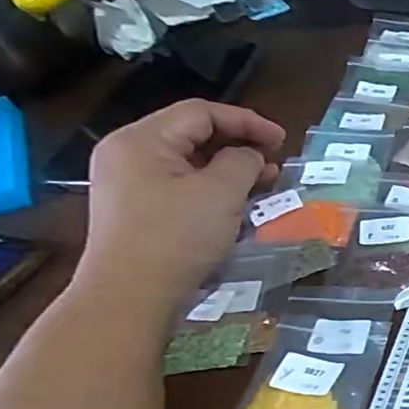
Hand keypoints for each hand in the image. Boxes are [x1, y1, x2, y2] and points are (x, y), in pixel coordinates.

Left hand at [76, 100, 284, 312]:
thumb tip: (250, 155)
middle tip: (274, 159)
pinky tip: (235, 201)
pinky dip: (210, 186)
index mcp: (141, 140)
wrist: (129, 295)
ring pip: (187, 161)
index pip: (200, 113)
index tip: (282, 140)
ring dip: (228, 166)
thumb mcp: (221, 193)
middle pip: (191, 133)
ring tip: (263, 181)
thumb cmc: (176, 237)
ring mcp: (126, 182)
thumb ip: (242, 162)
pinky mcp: (134, 208)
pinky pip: (178, 184)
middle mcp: (127, 153)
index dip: (247, 121)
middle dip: (238, 143)